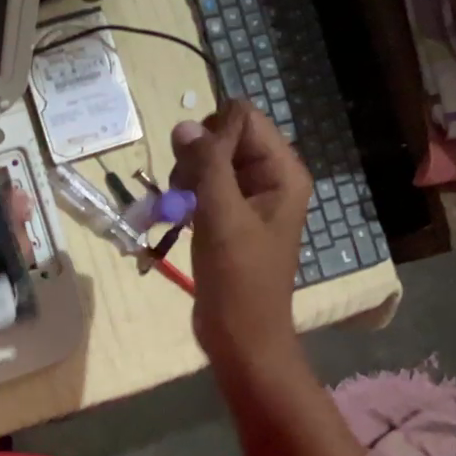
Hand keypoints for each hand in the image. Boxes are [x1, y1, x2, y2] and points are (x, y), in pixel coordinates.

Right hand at [169, 99, 314, 363]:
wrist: (241, 336)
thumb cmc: (238, 280)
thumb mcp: (222, 219)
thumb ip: (206, 167)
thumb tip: (183, 125)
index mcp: (282, 173)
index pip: (244, 119)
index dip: (211, 134)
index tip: (192, 171)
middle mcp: (269, 180)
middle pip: (226, 138)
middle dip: (195, 157)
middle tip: (179, 192)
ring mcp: (248, 202)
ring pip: (210, 165)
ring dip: (184, 180)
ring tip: (174, 209)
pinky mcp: (228, 222)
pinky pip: (204, 192)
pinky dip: (184, 199)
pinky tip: (172, 218)